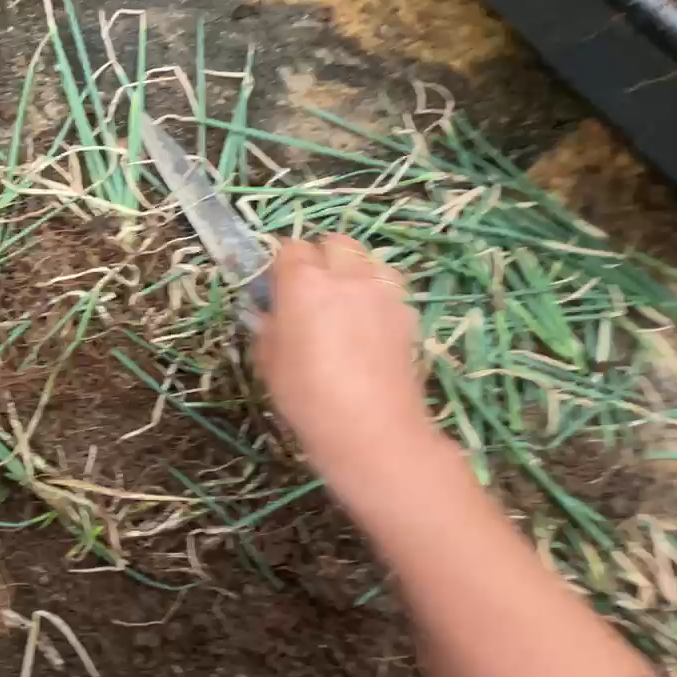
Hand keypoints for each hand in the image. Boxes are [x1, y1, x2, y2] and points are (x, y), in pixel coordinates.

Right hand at [253, 234, 428, 483]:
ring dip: (354, 272)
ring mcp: (384, 295)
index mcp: (303, 282)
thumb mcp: (267, 360)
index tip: (275, 288)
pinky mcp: (409, 317)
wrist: (373, 433)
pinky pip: (389, 290)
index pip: (290, 248)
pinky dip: (376, 297)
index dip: (281, 265)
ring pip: (369, 261)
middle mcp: (347, 278)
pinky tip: (367, 327)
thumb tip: (269, 314)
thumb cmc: (307, 395)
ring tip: (343, 303)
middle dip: (321, 258)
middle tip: (310, 290)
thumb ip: (267, 326)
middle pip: (335, 243)